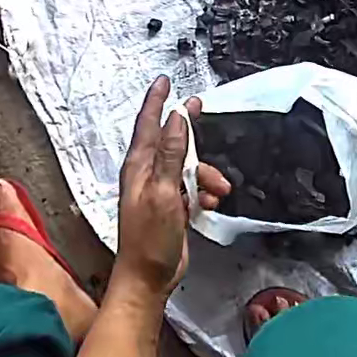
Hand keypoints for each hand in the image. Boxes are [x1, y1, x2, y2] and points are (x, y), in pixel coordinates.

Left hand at [114, 78, 222, 299]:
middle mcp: (146, 173)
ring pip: (187, 166)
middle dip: (188, 130)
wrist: (149, 276)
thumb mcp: (163, 192)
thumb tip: (176, 119)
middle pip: (169, 140)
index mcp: (138, 166)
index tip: (164, 80)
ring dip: (206, 174)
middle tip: (201, 108)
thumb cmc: (150, 237)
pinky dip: (204, 192)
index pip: (147, 124)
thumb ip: (169, 154)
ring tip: (218, 190)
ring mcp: (159, 190)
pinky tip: (210, 204)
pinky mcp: (172, 205)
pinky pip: (192, 188)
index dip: (156, 101)